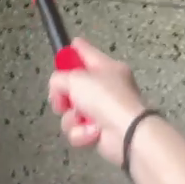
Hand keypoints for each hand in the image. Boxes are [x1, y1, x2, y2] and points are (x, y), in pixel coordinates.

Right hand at [46, 39, 150, 165]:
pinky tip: (91, 132)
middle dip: (63, 96)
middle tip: (61, 100)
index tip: (60, 55)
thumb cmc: (106, 98)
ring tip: (80, 118)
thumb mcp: (75, 78)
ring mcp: (103, 110)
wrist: (126, 132)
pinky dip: (81, 132)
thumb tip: (58, 88)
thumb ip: (58, 78)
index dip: (70, 51)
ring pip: (72, 111)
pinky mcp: (99, 131)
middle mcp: (106, 87)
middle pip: (74, 85)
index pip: (85, 51)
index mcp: (107, 67)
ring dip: (71, 118)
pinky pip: (78, 130)